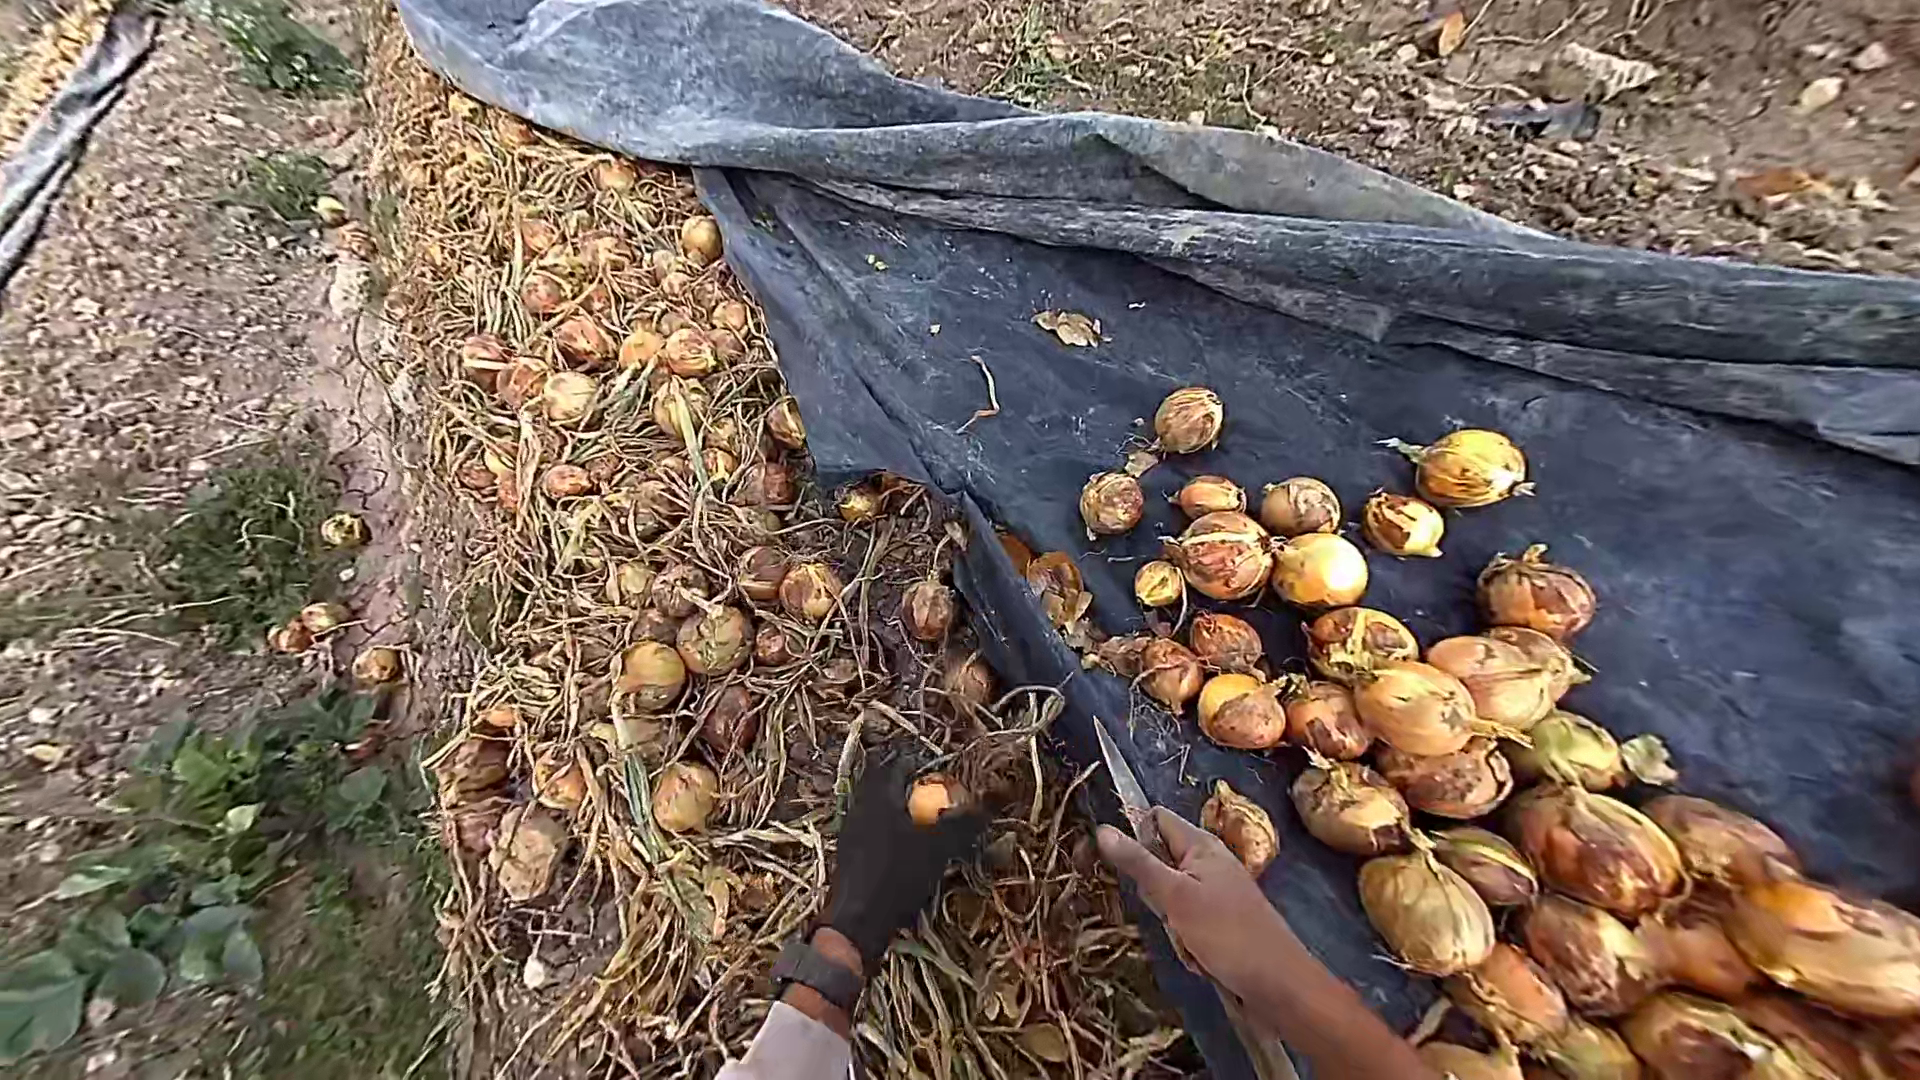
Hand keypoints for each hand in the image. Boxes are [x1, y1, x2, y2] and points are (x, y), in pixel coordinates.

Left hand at [821, 744, 986, 970]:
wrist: (856, 924)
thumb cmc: (896, 875)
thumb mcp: (937, 848)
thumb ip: (962, 824)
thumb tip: (987, 807)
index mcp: (878, 796)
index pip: (899, 765)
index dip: (921, 765)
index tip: (940, 775)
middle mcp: (860, 807)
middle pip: (886, 785)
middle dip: (910, 788)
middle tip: (932, 797)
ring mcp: (850, 831)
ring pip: (878, 808)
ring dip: (900, 810)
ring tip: (921, 825)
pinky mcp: (847, 855)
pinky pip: (871, 830)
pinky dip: (889, 832)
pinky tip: (904, 853)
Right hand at [1101, 807, 1441, 1079]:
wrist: (1285, 991)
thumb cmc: (1229, 935)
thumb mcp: (1175, 897)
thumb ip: (1137, 862)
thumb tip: (1102, 827)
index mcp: (1200, 844)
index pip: (1155, 818)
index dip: (1136, 834)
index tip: (1127, 864)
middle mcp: (1208, 861)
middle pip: (1159, 861)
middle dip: (1156, 893)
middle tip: (1169, 912)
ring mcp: (1216, 893)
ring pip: (1171, 897)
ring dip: (1173, 923)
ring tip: (1190, 941)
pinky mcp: (1223, 923)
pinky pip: (1188, 921)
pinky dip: (1189, 941)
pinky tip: (1202, 958)